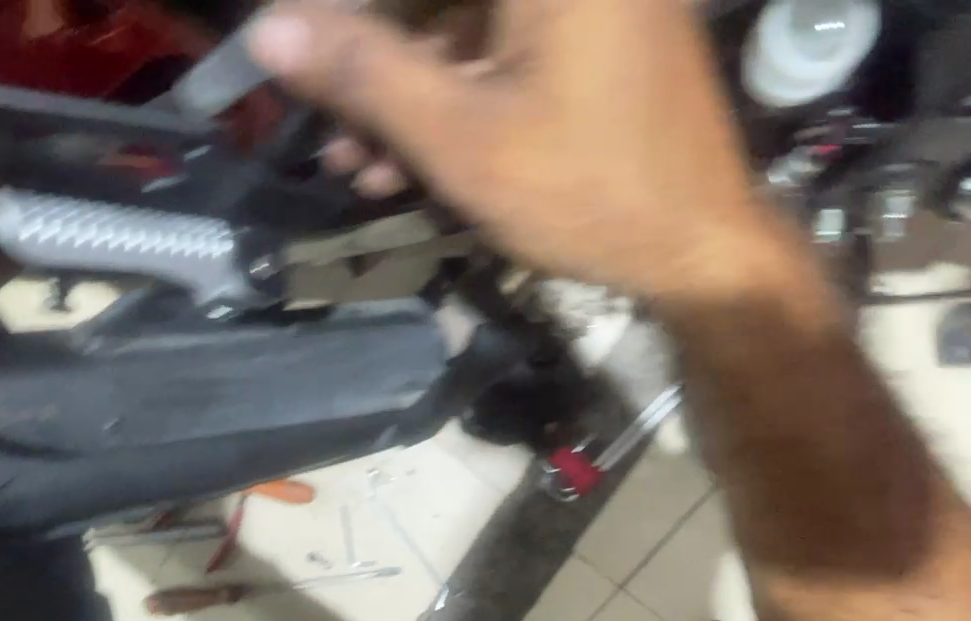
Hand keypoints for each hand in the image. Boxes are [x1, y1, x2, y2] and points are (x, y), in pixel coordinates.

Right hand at [248, 0, 780, 300]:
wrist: (702, 246)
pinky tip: (413, 160)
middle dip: (373, 66)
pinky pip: (501, 53)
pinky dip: (455, 100)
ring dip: (404, 96)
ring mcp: (584, 1)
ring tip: (361, 167)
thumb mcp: (462, 139)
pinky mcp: (593, 36)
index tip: (298, 53)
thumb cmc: (589, 191)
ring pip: (463, 29)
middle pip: (435, 4)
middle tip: (329, 131)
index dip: (343, 19)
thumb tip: (268, 26)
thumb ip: (365, 74)